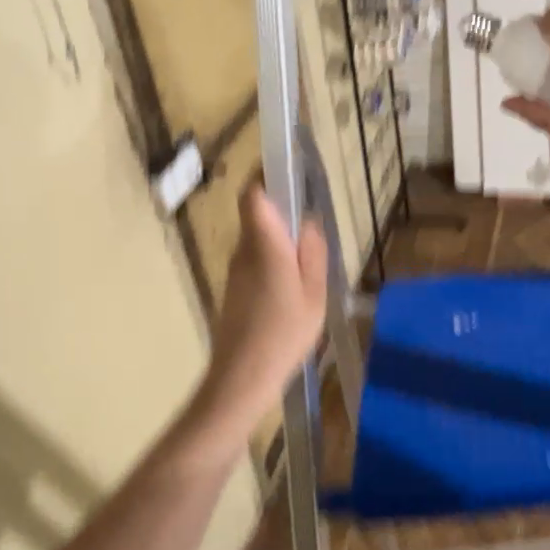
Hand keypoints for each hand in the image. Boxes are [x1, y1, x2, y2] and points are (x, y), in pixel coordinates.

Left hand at [197, 185, 328, 425]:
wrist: (240, 381)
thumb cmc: (283, 335)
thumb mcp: (315, 294)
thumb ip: (313, 252)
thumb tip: (307, 221)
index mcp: (265, 246)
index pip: (254, 195)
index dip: (267, 176)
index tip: (289, 169)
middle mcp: (244, 250)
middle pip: (257, 213)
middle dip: (282, 210)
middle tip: (312, 225)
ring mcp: (236, 270)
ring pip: (257, 237)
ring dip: (279, 238)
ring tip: (308, 261)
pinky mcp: (235, 288)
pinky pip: (256, 258)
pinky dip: (274, 259)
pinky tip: (293, 286)